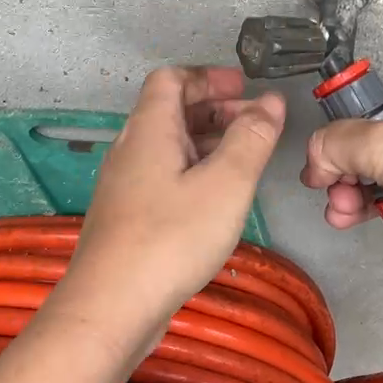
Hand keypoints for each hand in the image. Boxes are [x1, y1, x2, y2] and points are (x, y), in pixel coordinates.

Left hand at [64, 67, 286, 325]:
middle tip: (255, 121)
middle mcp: (131, 149)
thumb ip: (251, 139)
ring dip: (206, 140)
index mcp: (150, 129)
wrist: (111, 306)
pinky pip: (163, 174)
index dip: (208, 77)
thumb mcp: (226, 184)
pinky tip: (217, 196)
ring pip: (168, 145)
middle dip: (214, 108)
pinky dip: (193, 169)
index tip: (243, 88)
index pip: (171, 79)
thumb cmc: (172, 238)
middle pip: (170, 110)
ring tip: (244, 156)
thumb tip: (271, 102)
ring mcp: (125, 184)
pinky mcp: (126, 216)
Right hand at [301, 84, 382, 267]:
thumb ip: (335, 144)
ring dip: (358, 198)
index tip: (318, 175)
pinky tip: (377, 222)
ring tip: (345, 218)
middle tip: (336, 203)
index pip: (354, 117)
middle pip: (365, 150)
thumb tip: (314, 160)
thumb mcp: (382, 143)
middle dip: (342, 178)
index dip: (331, 145)